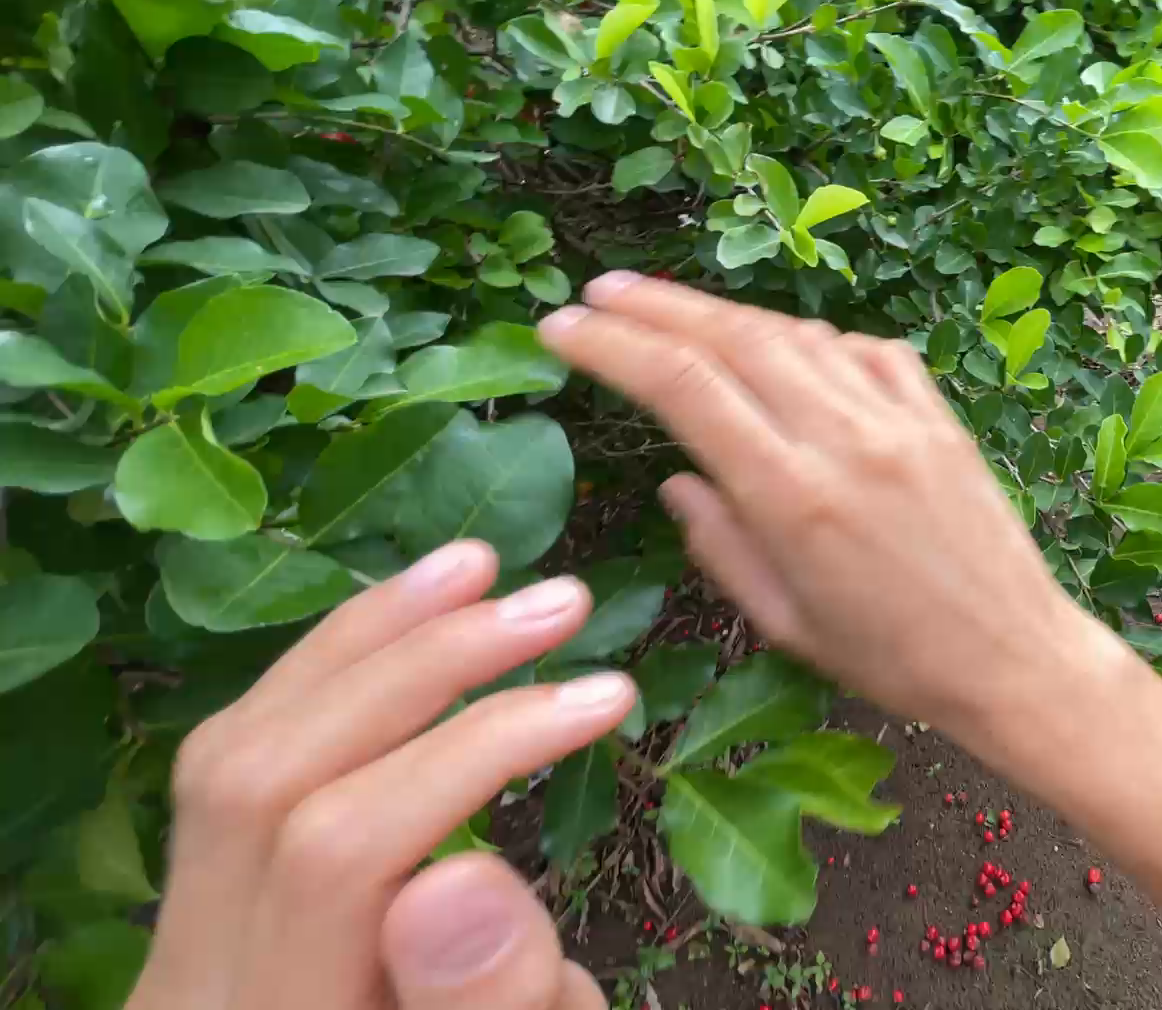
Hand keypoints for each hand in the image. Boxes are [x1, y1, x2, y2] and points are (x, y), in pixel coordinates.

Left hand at [129, 541, 633, 1009]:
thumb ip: (491, 1001)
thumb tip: (456, 875)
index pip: (347, 849)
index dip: (484, 746)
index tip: (611, 694)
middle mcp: (191, 978)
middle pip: (272, 779)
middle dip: (434, 666)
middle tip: (564, 603)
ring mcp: (181, 929)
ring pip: (240, 747)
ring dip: (376, 637)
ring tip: (483, 565)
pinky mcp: (208, 887)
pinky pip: (248, 749)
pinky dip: (339, 664)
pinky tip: (412, 611)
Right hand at [537, 274, 1127, 736]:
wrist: (1013, 654)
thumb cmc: (895, 661)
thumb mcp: (787, 624)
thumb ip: (721, 544)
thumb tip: (677, 480)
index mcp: (794, 498)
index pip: (684, 387)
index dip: (613, 346)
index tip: (563, 327)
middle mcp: (846, 439)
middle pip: (736, 339)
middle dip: (658, 305)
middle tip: (603, 292)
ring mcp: (902, 419)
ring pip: (800, 337)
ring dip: (731, 317)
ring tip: (681, 315)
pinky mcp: (942, 418)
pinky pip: (868, 352)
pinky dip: (818, 343)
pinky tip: (794, 353)